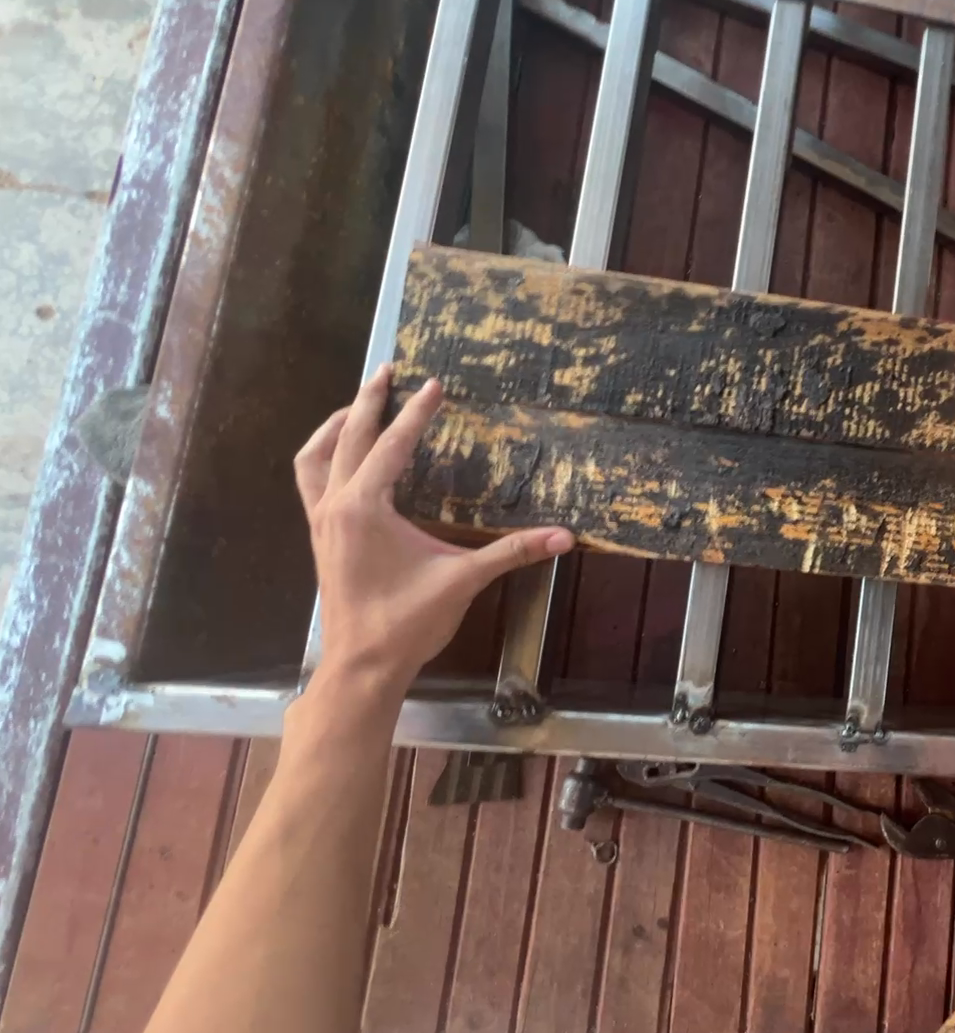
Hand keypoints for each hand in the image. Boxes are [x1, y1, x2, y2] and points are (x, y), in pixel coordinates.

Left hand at [294, 364, 573, 690]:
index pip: (391, 447)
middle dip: (367, 402)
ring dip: (336, 426)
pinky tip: (346, 458)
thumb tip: (566, 537)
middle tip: (386, 371)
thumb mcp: (464, 580)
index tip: (434, 384)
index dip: (416, 414)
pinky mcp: (321, 535)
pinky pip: (311, 479)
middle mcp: (335, 505)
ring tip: (357, 405)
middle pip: (345, 439)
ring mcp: (321, 520)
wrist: (363, 662)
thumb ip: (513, 553)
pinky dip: (325, 456)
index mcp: (364, 508)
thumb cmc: (409, 619)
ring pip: (315, 456)